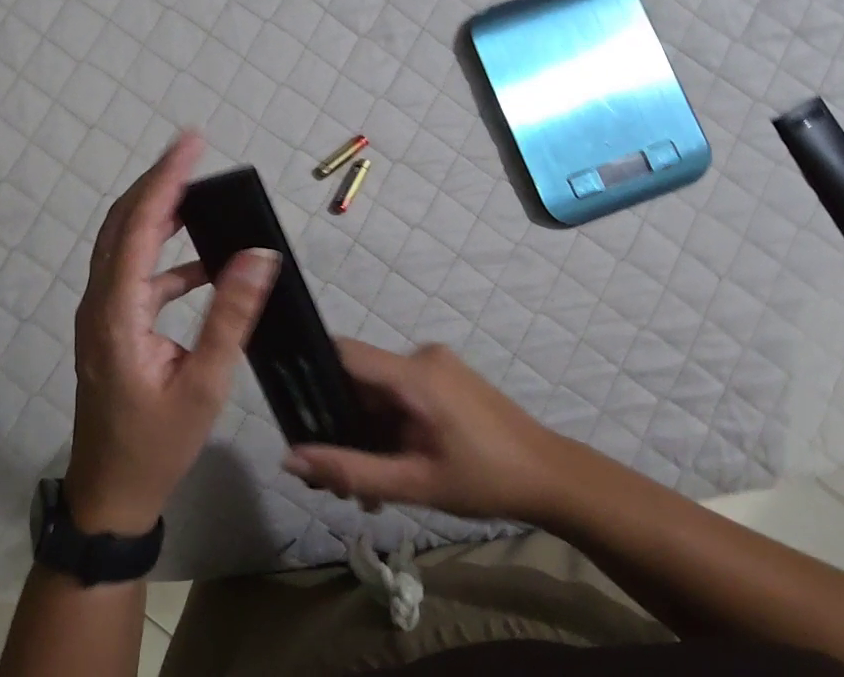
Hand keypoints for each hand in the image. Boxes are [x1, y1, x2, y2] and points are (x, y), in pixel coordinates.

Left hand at [63, 132, 279, 536]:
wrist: (111, 493)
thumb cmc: (156, 445)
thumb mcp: (203, 384)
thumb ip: (230, 318)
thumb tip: (259, 257)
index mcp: (115, 314)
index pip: (137, 228)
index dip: (165, 181)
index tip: (190, 143)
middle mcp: (99, 304)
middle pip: (121, 226)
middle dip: (156, 184)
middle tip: (192, 151)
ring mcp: (101, 316)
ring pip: (123, 247)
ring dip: (157, 216)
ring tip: (199, 194)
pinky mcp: (111, 329)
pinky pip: (135, 277)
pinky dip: (165, 260)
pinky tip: (204, 265)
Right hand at [281, 339, 573, 521]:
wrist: (553, 479)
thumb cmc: (486, 481)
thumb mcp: (414, 484)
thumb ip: (350, 470)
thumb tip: (291, 459)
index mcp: (414, 374)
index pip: (342, 352)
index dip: (311, 377)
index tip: (293, 415)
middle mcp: (422, 357)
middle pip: (358, 381)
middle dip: (341, 428)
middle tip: (334, 483)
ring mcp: (436, 366)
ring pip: (377, 393)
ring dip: (366, 436)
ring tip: (368, 491)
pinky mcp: (446, 379)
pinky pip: (400, 396)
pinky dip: (389, 429)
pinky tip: (393, 470)